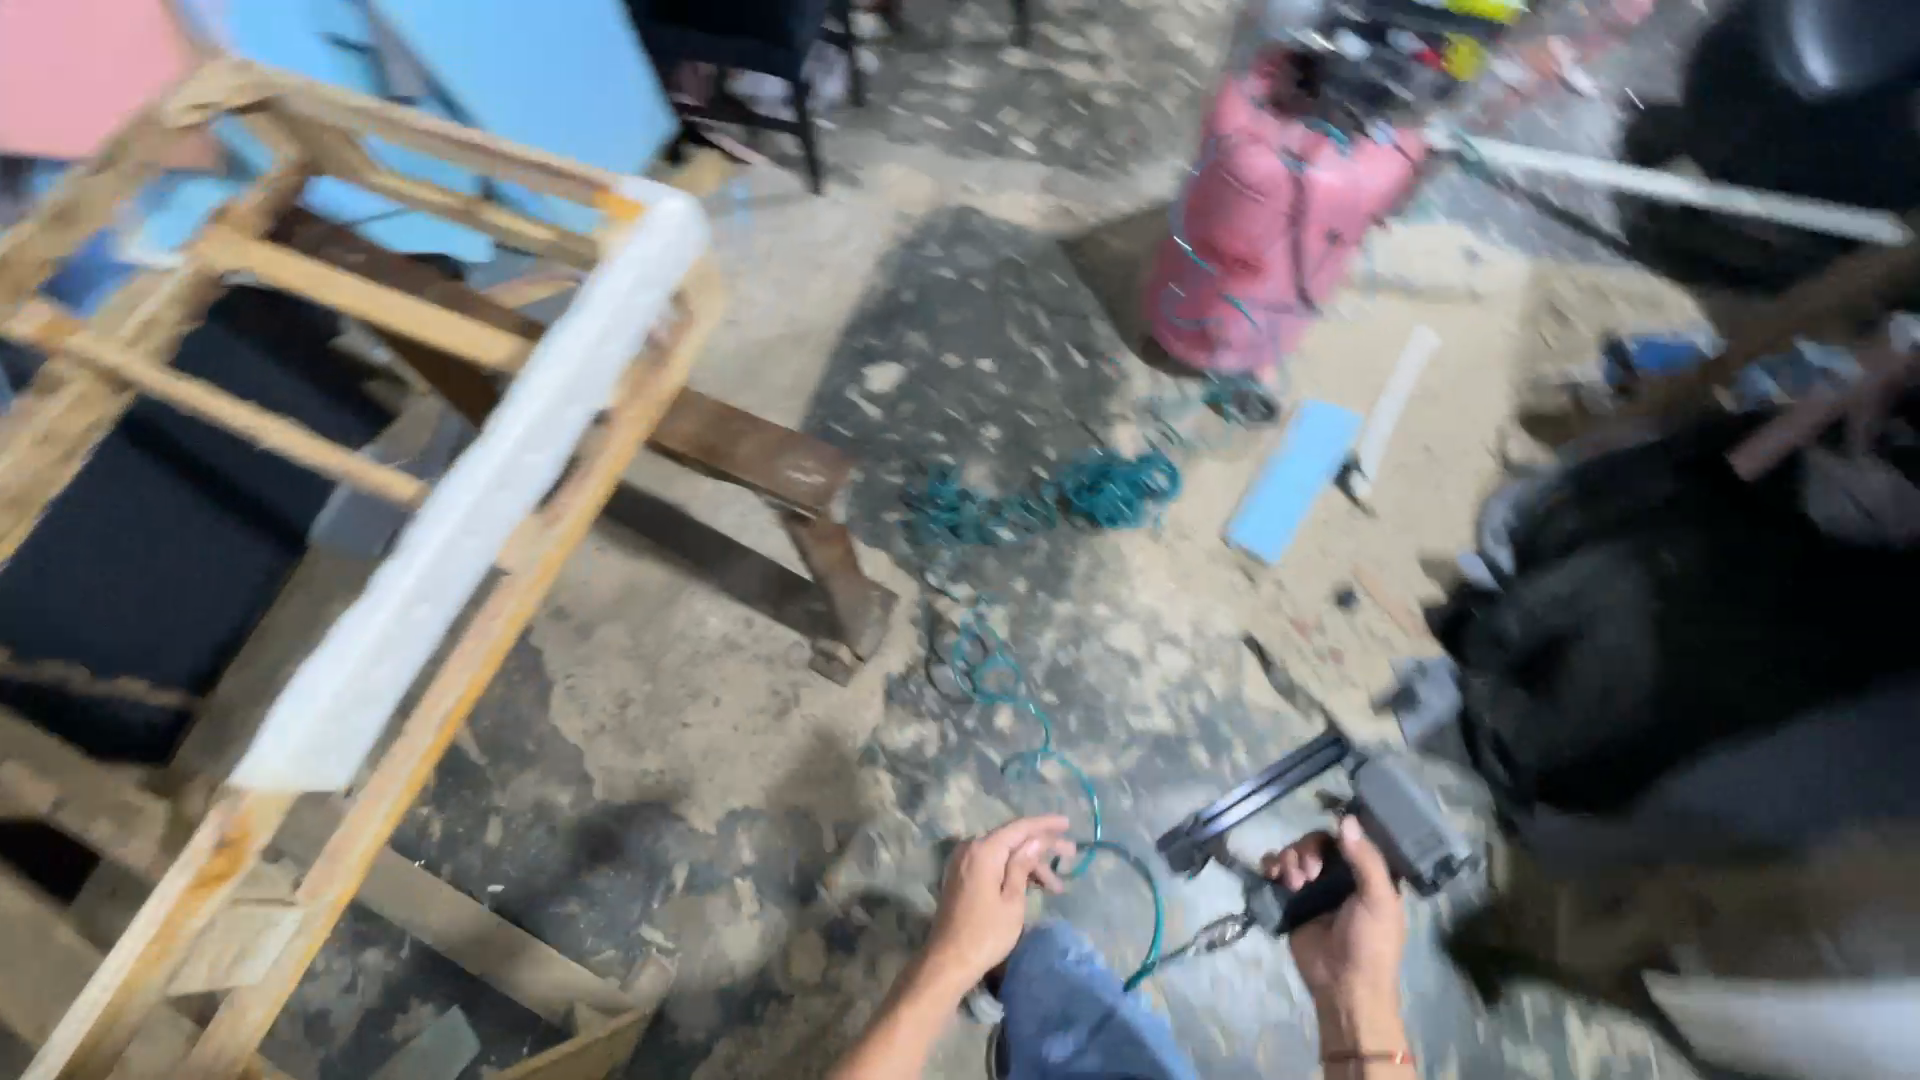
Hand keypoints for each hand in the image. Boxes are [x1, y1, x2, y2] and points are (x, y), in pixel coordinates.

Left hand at [922, 816, 1075, 989]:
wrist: (948, 960)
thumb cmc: (985, 934)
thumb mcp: (1012, 901)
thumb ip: (1022, 865)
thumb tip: (1035, 840)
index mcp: (984, 850)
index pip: (1020, 827)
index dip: (1045, 824)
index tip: (1067, 823)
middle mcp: (971, 847)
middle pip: (1013, 838)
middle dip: (1042, 846)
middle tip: (1071, 854)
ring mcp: (964, 860)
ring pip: (1004, 852)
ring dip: (1030, 864)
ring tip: (1055, 886)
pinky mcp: (962, 874)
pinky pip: (992, 861)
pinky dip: (1012, 869)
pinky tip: (1032, 883)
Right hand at [1263, 816, 1406, 1047]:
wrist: (1343, 984)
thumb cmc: (1370, 943)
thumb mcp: (1378, 900)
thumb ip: (1365, 860)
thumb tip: (1345, 818)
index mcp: (1367, 875)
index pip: (1348, 838)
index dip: (1335, 834)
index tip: (1328, 841)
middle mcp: (1340, 876)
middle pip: (1316, 842)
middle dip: (1307, 850)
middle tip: (1309, 872)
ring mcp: (1313, 887)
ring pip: (1294, 852)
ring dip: (1289, 859)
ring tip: (1293, 883)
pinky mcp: (1291, 899)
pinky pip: (1275, 869)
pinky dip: (1270, 865)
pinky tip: (1272, 875)